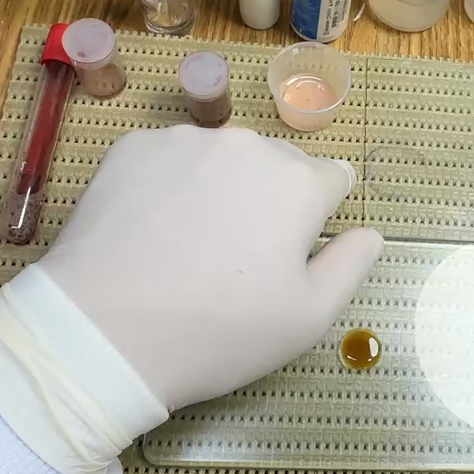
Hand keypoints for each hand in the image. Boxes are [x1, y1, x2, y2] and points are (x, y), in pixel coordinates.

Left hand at [0, 126, 383, 473]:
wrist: (102, 334)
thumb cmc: (219, 332)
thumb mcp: (308, 318)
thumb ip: (352, 265)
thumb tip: (370, 233)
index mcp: (298, 183)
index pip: (334, 178)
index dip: (321, 214)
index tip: (296, 247)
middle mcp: (247, 144)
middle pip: (279, 164)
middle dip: (273, 197)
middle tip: (241, 254)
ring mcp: (185, 140)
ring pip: (224, 157)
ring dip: (223, 185)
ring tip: (193, 241)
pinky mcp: (133, 146)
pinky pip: (172, 157)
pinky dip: (172, 182)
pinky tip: (153, 226)